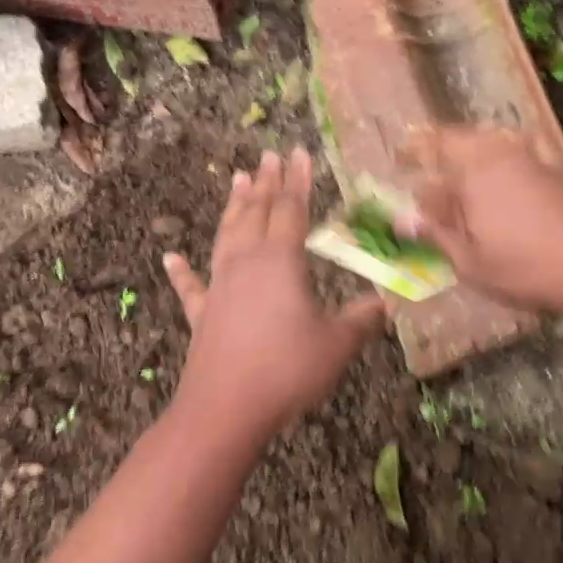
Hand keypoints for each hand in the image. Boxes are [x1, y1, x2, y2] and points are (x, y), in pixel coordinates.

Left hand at [163, 149, 385, 440]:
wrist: (224, 411)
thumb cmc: (287, 371)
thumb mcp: (338, 344)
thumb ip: (364, 318)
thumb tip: (391, 300)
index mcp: (280, 262)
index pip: (292, 209)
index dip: (299, 180)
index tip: (300, 152)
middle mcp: (246, 263)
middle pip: (257, 213)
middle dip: (267, 182)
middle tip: (269, 155)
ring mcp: (218, 288)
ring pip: (226, 236)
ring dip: (233, 207)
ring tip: (237, 180)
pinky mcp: (202, 316)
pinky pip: (190, 286)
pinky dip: (181, 271)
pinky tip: (170, 258)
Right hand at [400, 128, 562, 314]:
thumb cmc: (524, 268)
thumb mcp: (469, 261)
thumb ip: (434, 233)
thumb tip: (402, 218)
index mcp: (474, 167)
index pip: (434, 143)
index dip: (414, 149)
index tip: (401, 159)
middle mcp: (504, 150)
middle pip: (466, 139)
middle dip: (444, 152)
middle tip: (431, 175)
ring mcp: (537, 156)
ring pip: (496, 143)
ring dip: (476, 154)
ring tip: (467, 180)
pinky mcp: (561, 169)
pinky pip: (525, 154)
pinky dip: (509, 161)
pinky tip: (510, 181)